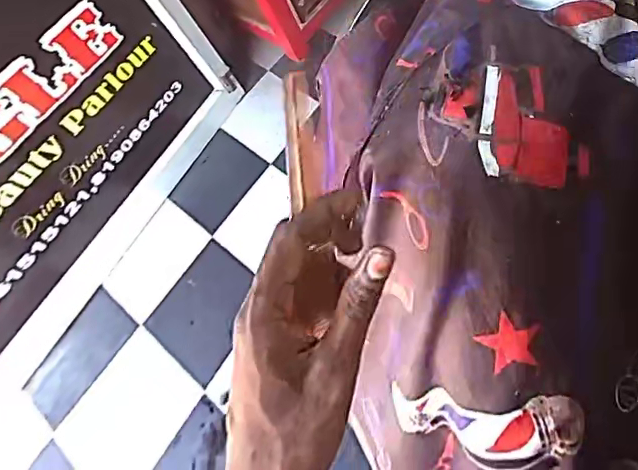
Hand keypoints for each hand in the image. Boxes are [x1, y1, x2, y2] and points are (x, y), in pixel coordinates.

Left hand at [228, 189, 393, 469]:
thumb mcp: (335, 369)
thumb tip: (381, 254)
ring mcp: (261, 323)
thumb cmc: (294, 436)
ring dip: (327, 260)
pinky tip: (348, 300)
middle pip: (288, 248)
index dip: (323, 211)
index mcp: (263, 309)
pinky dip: (323, 286)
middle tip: (365, 230)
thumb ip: (357, 307)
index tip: (357, 200)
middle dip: (327, 231)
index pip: (288, 237)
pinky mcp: (271, 338)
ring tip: (362, 264)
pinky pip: (296, 295)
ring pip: (294, 269)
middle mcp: (256, 308)